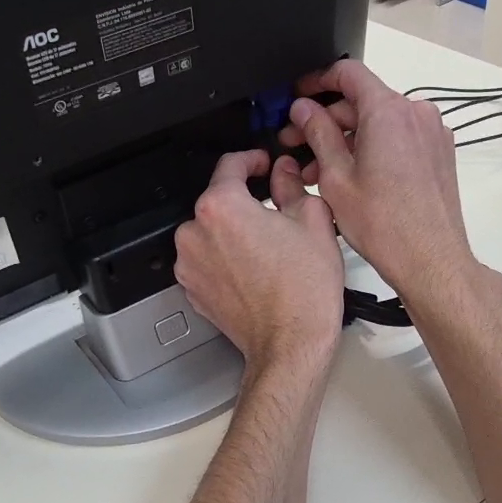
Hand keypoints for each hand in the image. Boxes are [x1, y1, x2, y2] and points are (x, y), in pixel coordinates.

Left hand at [174, 150, 343, 376]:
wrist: (291, 343)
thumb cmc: (302, 292)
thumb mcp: (312, 220)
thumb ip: (292, 185)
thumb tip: (284, 173)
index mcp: (220, 207)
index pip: (230, 164)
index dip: (252, 159)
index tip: (262, 164)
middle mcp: (195, 233)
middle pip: (219, 202)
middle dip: (246, 202)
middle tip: (277, 213)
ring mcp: (190, 265)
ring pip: (212, 233)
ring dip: (234, 232)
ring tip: (269, 249)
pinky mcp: (193, 290)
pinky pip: (208, 261)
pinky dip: (227, 259)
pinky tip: (256, 270)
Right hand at [279, 60, 481, 303]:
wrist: (430, 260)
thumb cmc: (383, 225)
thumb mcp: (336, 177)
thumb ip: (318, 133)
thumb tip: (303, 109)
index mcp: (388, 111)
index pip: (348, 73)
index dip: (317, 80)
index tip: (297, 95)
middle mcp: (415, 114)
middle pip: (362, 101)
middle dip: (326, 120)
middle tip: (295, 143)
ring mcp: (431, 133)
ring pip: (379, 123)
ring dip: (346, 139)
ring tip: (316, 170)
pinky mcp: (438, 154)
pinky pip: (398, 139)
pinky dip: (371, 149)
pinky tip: (349, 177)